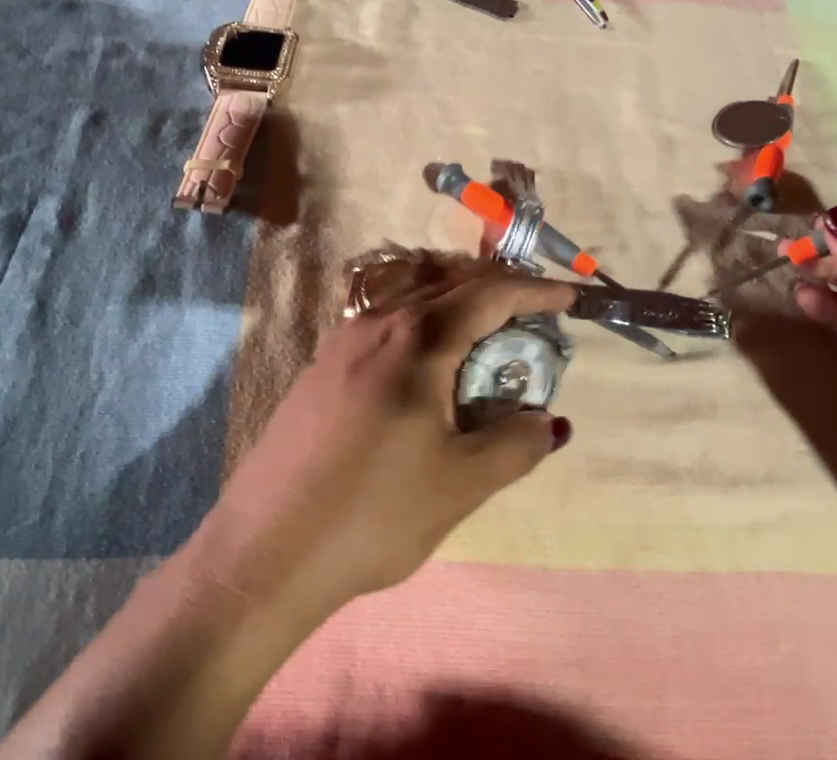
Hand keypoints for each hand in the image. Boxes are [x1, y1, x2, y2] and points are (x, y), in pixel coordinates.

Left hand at [186, 273, 575, 617]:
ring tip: (486, 339)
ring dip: (456, 307)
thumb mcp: (464, 483)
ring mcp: (339, 346)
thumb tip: (548, 422)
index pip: (489, 294)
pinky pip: (384, 328)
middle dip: (498, 292)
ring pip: (411, 301)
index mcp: (417, 340)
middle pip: (449, 285)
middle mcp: (375, 326)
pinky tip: (427, 371)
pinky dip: (422, 330)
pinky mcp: (319, 373)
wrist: (266, 552)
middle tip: (534, 317)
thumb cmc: (375, 514)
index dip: (535, 291)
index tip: (571, 299)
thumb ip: (517, 444)